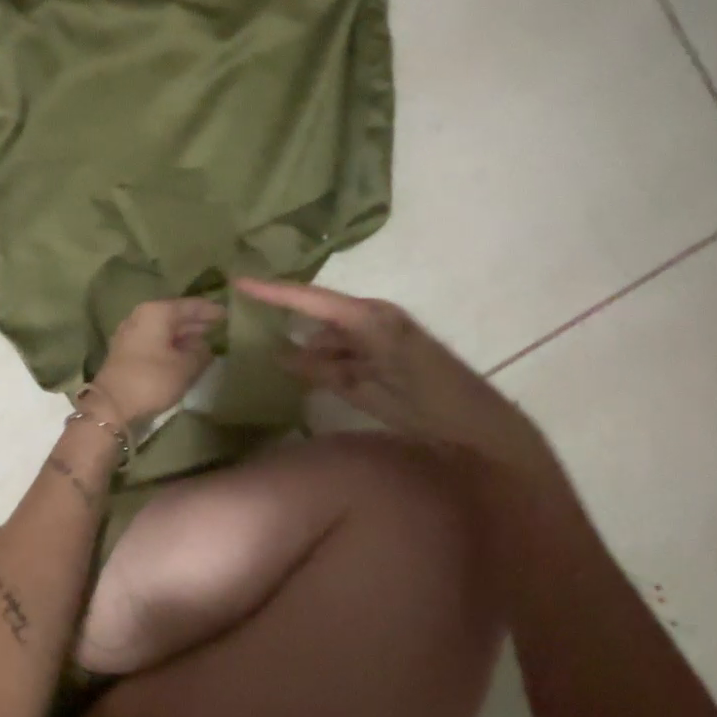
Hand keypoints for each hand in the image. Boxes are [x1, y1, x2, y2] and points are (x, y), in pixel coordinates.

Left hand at [90, 297, 225, 426]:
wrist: (111, 405)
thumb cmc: (151, 380)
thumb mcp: (185, 367)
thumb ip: (201, 353)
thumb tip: (205, 347)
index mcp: (156, 312)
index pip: (190, 306)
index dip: (210, 310)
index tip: (227, 313)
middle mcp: (141, 317)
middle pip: (175, 316)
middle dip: (196, 322)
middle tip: (219, 327)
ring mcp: (130, 334)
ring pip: (164, 330)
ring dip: (183, 336)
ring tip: (205, 342)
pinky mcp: (126, 352)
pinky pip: (155, 341)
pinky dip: (170, 346)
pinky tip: (184, 354)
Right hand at [233, 277, 560, 481]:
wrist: (478, 433)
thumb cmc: (431, 400)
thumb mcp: (373, 383)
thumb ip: (326, 368)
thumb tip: (280, 354)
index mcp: (372, 318)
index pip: (312, 299)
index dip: (275, 291)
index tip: (238, 282)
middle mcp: (371, 325)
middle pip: (315, 315)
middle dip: (281, 315)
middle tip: (239, 317)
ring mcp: (374, 347)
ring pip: (324, 341)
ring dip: (297, 346)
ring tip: (258, 350)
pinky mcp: (374, 371)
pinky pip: (334, 361)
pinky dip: (314, 366)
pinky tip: (292, 374)